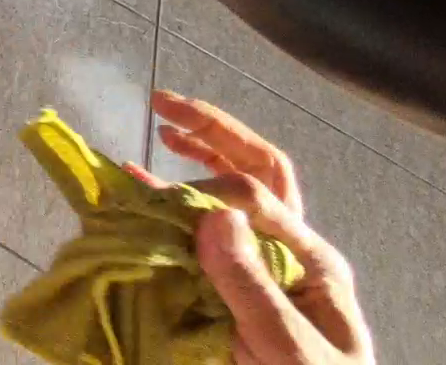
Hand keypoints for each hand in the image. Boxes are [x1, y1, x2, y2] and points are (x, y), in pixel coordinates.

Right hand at [141, 91, 374, 364]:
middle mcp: (289, 248)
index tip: (166, 200)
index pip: (261, 194)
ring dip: (195, 148)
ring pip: (232, 185)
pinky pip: (198, 216)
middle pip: (257, 169)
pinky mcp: (226, 270)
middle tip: (162, 105)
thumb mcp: (290, 349)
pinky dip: (165, 188)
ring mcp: (259, 257)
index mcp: (312, 260)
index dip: (211, 185)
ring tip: (158, 126)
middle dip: (211, 129)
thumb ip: (253, 285)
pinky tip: (134, 175)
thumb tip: (215, 211)